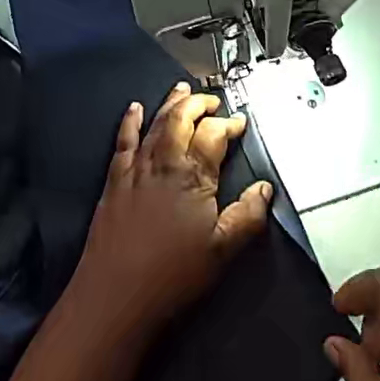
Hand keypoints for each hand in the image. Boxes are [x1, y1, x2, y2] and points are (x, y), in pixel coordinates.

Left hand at [63, 82, 273, 336]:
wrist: (116, 292)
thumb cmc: (173, 274)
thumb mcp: (223, 251)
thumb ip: (247, 215)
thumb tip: (264, 189)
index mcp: (193, 174)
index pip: (214, 134)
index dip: (229, 124)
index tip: (240, 124)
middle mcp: (164, 161)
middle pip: (182, 117)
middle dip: (199, 103)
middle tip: (213, 100)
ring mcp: (136, 166)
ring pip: (156, 123)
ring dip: (170, 102)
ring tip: (182, 88)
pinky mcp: (115, 177)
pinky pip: (124, 139)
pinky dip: (131, 120)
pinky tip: (135, 108)